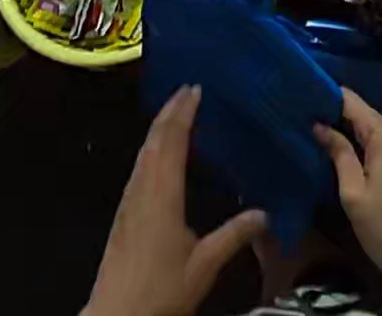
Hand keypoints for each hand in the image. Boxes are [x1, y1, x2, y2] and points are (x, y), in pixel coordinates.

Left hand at [84, 86, 267, 315]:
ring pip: (145, 147)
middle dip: (171, 109)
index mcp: (163, 190)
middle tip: (187, 89)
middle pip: (155, 136)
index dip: (183, 111)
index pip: (173, 138)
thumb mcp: (204, 265)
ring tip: (176, 110)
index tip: (195, 88)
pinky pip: (140, 161)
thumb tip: (265, 215)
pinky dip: (153, 144)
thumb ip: (234, 236)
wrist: (116, 315)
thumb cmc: (162, 288)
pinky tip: (159, 150)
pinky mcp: (124, 207)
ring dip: (160, 124)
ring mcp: (130, 194)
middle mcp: (143, 183)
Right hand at [315, 89, 381, 296]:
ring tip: (310, 132)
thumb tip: (319, 125)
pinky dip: (356, 143)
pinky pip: (376, 143)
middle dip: (328, 112)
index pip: (347, 98)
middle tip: (296, 117)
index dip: (321, 94)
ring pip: (366, 128)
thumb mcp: (355, 195)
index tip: (295, 98)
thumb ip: (338, 154)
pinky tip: (337, 153)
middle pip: (357, 110)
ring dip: (341, 129)